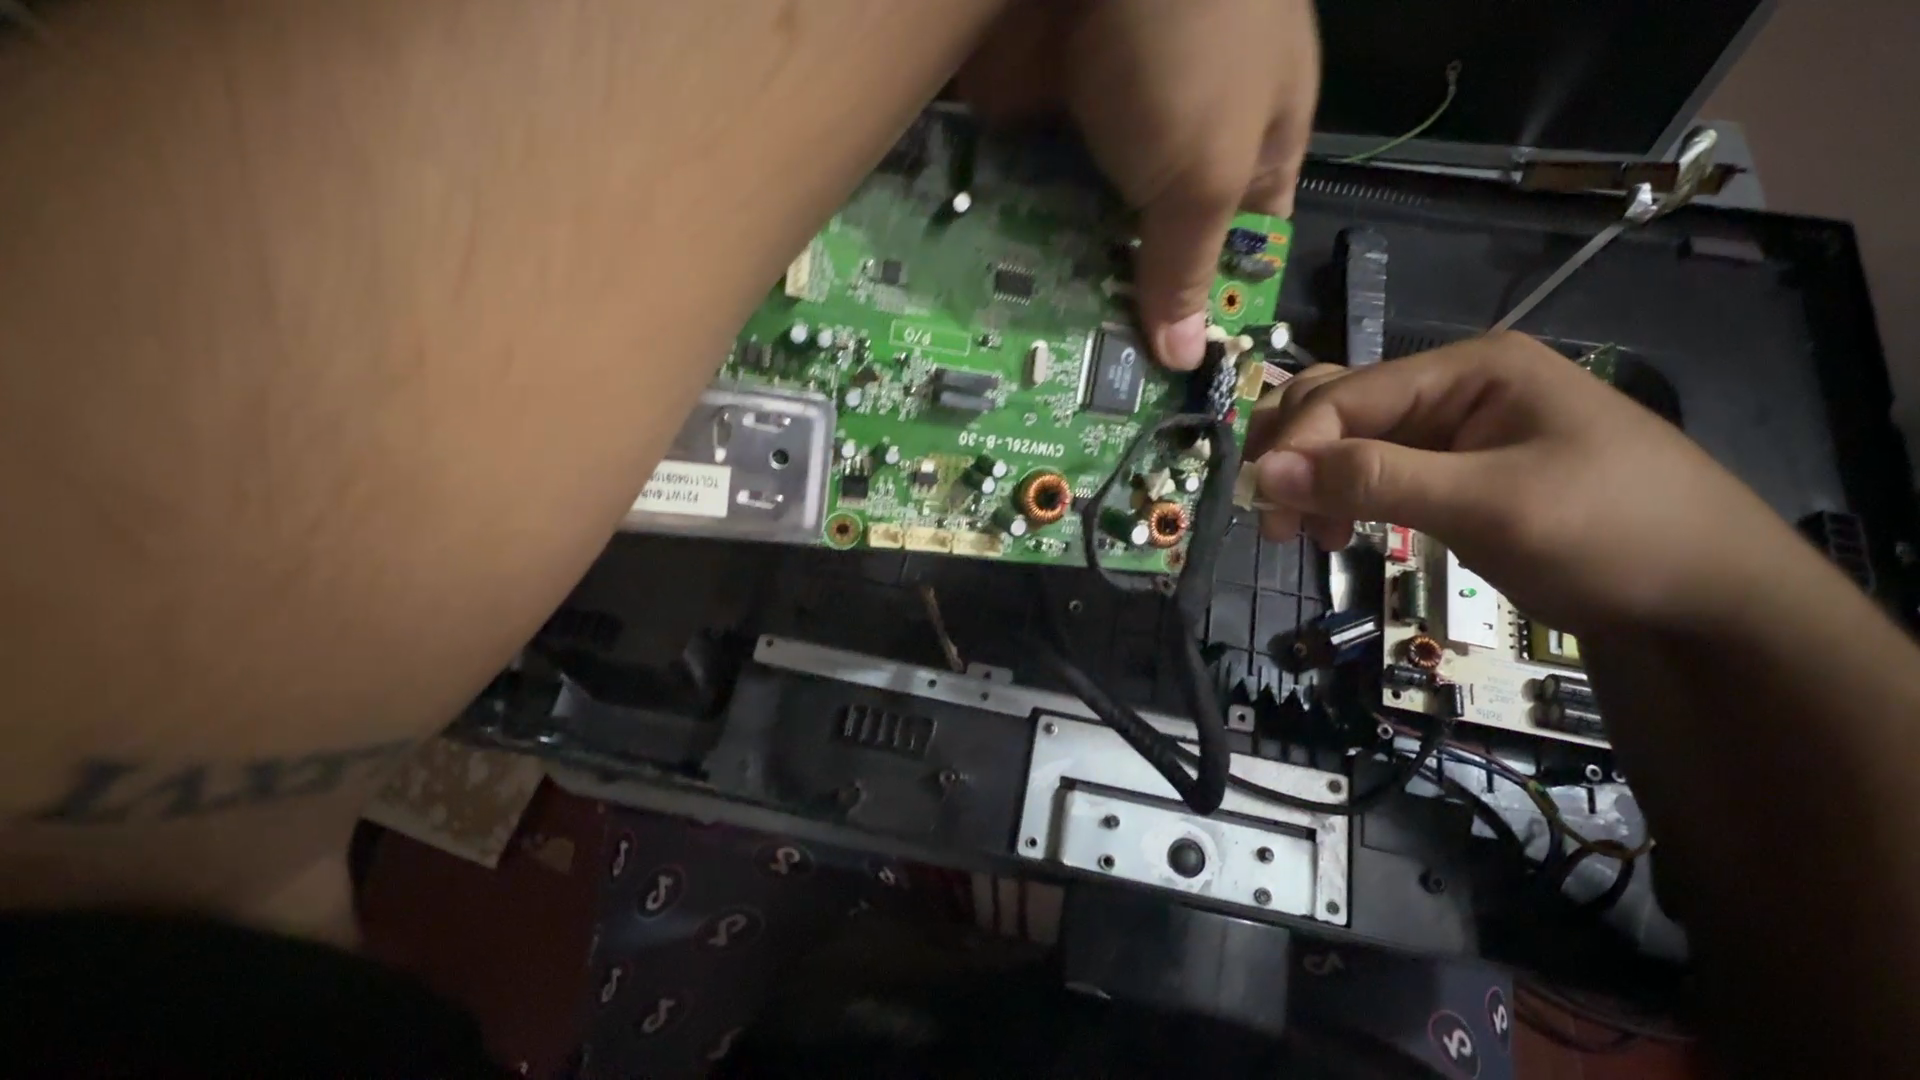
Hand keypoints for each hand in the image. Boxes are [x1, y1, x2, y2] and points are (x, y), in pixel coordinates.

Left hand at [956, 0, 1319, 369]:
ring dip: (1057, 287)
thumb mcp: (1206, 173)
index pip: (1234, 261)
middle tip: (1082, 387)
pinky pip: (1023, 199)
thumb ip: (1188, 266)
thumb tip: (1185, 358)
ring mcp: (1103, 138)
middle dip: (1122, 313)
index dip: (1208, 319)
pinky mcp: (1037, 126)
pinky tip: (986, 305)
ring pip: (1080, 234)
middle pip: (1150, 254)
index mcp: (1247, 162)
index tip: (1167, 385)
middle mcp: (1176, 154)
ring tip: (1026, 365)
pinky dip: (1007, 242)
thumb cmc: (1191, 48)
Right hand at [1248, 333, 1815, 635]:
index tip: (1261, 504)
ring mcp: (1455, 429)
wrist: (1711, 601)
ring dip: (1313, 480)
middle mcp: (1454, 386)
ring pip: (1350, 440)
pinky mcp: (1455, 471)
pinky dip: (1344, 498)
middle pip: (1340, 404)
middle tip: (1272, 521)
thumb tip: (1267, 474)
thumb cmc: (1613, 534)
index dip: (1296, 444)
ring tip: (1304, 535)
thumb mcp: (1490, 505)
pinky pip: (1377, 472)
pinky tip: (1339, 532)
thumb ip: (1374, 481)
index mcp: (1470, 367)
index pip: (1348, 393)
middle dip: (1295, 456)